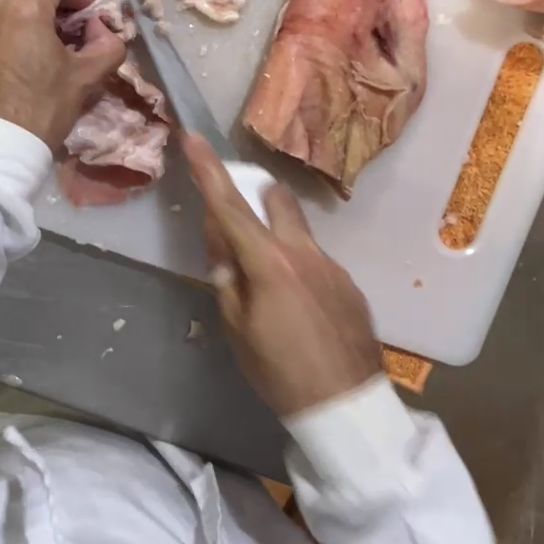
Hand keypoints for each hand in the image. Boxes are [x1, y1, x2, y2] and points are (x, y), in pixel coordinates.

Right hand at [183, 132, 382, 415]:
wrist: (346, 408)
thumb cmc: (279, 371)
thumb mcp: (236, 327)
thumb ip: (227, 278)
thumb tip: (222, 248)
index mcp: (269, 261)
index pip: (230, 205)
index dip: (208, 168)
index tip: (193, 136)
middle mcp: (304, 252)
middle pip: (277, 198)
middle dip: (256, 195)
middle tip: (240, 223)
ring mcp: (333, 266)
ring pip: (298, 232)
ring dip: (277, 241)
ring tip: (271, 290)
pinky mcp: (350, 285)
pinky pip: (317, 262)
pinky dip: (299, 270)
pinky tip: (299, 312)